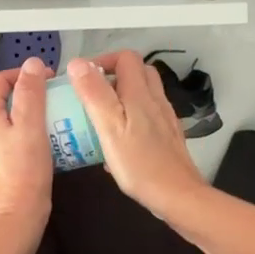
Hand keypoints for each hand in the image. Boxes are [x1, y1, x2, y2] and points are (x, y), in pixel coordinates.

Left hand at [0, 57, 53, 224]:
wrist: (19, 215)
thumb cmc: (27, 170)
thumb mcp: (32, 126)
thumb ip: (31, 93)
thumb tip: (32, 64)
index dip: (22, 73)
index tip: (47, 78)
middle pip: (3, 102)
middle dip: (28, 95)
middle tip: (54, 98)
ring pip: (8, 122)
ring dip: (29, 115)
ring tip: (54, 119)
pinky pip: (11, 141)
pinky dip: (26, 134)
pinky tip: (46, 143)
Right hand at [67, 52, 205, 216]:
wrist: (177, 195)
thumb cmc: (139, 164)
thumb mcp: (109, 127)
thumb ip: (94, 94)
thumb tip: (77, 63)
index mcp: (140, 94)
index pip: (126, 58)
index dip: (104, 61)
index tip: (84, 79)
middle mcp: (156, 101)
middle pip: (138, 73)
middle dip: (113, 77)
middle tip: (91, 97)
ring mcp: (165, 119)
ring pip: (143, 95)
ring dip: (121, 98)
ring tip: (100, 118)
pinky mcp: (167, 137)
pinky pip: (147, 117)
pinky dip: (130, 119)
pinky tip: (118, 142)